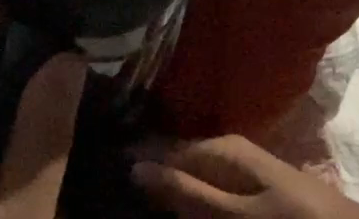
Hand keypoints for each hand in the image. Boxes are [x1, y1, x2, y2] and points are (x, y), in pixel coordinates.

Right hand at [131, 135, 358, 218]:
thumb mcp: (236, 215)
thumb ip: (187, 193)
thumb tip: (133, 165)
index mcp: (220, 148)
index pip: (161, 146)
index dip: (133, 157)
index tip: (101, 166)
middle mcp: (227, 151)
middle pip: (176, 160)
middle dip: (151, 174)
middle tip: (117, 190)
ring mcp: (243, 172)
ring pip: (194, 177)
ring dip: (173, 191)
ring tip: (143, 201)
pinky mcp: (256, 194)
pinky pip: (213, 192)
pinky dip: (197, 200)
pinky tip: (187, 209)